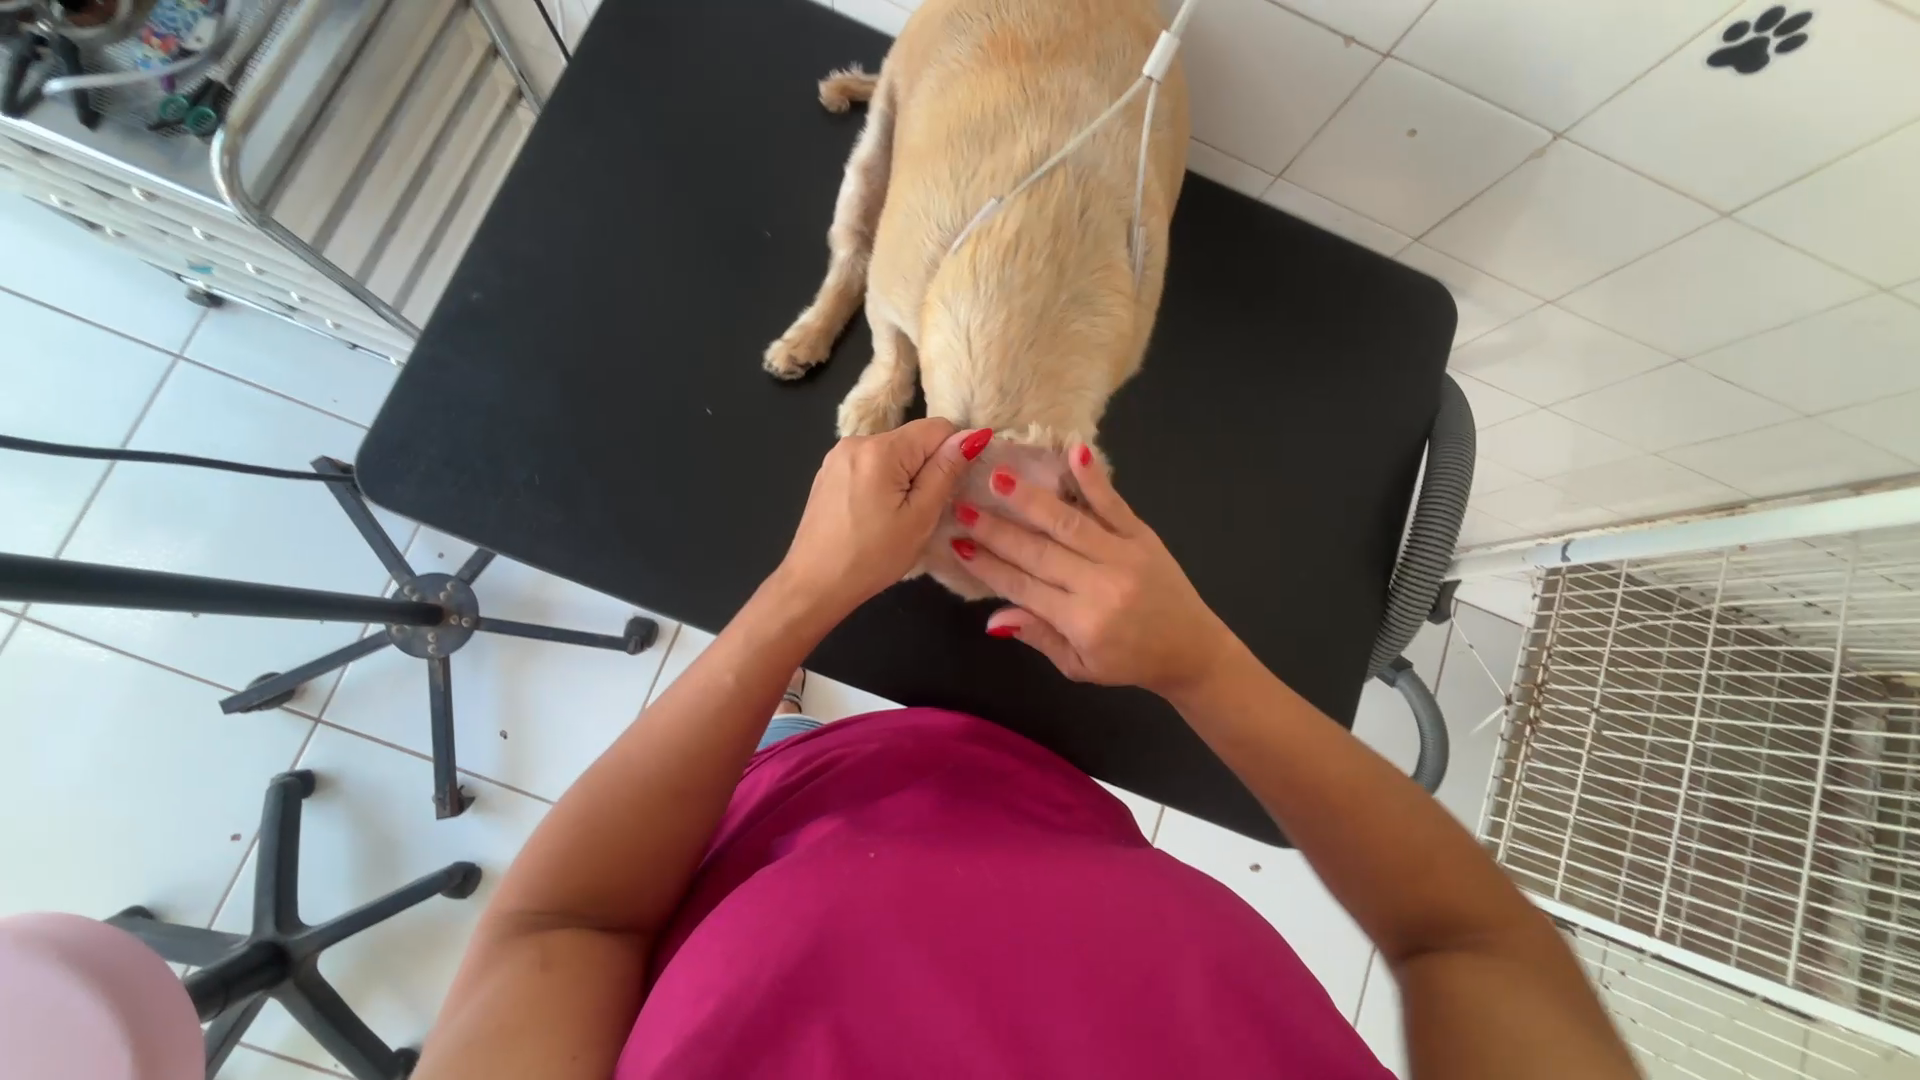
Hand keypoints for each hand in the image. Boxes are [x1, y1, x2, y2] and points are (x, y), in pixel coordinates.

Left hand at [775, 418, 991, 616]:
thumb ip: (946, 471)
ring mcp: (838, 456)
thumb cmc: (873, 557)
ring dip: (906, 477)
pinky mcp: (829, 473)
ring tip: (899, 516)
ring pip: (893, 453)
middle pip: (913, 440)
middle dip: (928, 468)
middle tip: (924, 511)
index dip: (955, 454)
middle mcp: (856, 441)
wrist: (814, 584)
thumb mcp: (920, 517)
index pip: (938, 428)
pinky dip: (884, 483)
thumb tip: (973, 435)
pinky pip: (871, 465)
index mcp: (881, 449)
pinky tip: (876, 514)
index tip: (953, 489)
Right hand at [953, 446, 1236, 699]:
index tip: (957, 544)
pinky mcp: (1143, 537)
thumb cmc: (1128, 662)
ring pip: (1069, 523)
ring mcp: (1124, 555)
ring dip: (1031, 499)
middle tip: (961, 505)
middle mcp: (1100, 585)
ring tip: (999, 477)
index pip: (1023, 586)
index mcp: (1081, 621)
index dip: (988, 566)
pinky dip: (1094, 480)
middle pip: (1038, 551)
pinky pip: (1115, 505)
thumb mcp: (1078, 666)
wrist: (1191, 650)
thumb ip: (1037, 636)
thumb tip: (992, 618)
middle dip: (996, 529)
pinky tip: (1075, 453)